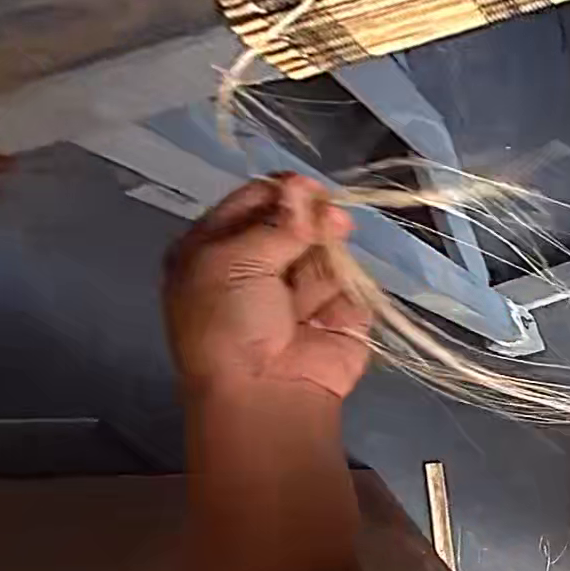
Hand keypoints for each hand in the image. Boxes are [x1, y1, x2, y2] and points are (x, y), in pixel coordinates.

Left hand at [163, 174, 368, 403]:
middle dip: (309, 214)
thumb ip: (276, 225)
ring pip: (323, 253)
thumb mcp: (234, 261)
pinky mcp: (342, 313)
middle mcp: (261, 267)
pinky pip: (350, 285)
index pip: (251, 206)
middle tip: (328, 207)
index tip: (304, 185)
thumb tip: (306, 190)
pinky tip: (349, 270)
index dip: (278, 193)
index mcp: (218, 250)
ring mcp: (304, 292)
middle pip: (293, 226)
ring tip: (340, 229)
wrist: (271, 385)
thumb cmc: (231, 320)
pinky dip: (351, 277)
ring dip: (330, 241)